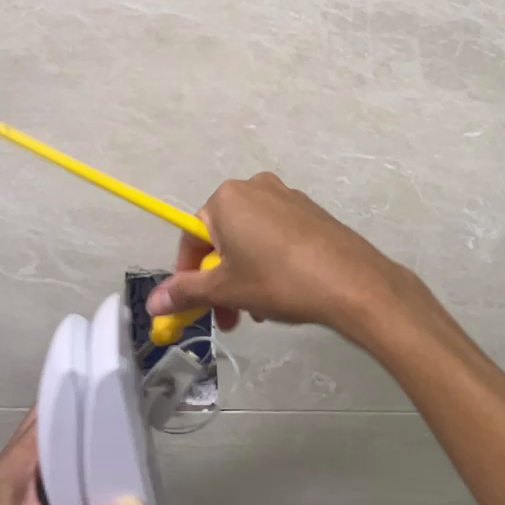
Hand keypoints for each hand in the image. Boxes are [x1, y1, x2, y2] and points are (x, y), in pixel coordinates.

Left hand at [0, 411, 144, 504]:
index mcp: (11, 470)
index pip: (46, 417)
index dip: (76, 399)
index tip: (110, 388)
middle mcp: (11, 472)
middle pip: (52, 434)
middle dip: (85, 425)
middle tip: (127, 417)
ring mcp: (14, 493)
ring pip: (54, 460)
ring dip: (83, 455)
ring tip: (124, 448)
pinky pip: (53, 483)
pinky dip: (77, 481)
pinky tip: (104, 490)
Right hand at [146, 172, 433, 346]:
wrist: (351, 282)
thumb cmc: (279, 280)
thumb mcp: (226, 290)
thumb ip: (186, 292)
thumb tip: (152, 302)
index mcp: (227, 199)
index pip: (192, 235)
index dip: (187, 275)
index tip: (195, 307)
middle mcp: (255, 187)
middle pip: (222, 238)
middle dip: (220, 280)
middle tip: (228, 318)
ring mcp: (287, 197)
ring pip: (250, 240)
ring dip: (245, 276)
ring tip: (259, 311)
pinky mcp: (311, 212)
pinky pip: (277, 236)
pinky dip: (270, 263)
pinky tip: (283, 293)